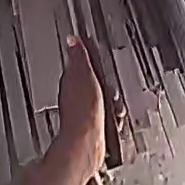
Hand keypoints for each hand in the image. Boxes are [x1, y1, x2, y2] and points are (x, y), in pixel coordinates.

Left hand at [57, 37, 105, 173]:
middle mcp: (74, 96)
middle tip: (110, 90)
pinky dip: (112, 115)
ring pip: (103, 99)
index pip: (81, 63)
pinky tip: (113, 118)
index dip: (92, 60)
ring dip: (111, 102)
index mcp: (70, 80)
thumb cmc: (83, 110)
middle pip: (95, 82)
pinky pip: (106, 115)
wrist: (86, 145)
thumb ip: (79, 56)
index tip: (99, 59)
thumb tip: (72, 38)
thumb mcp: (84, 74)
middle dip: (107, 85)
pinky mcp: (92, 125)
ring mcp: (83, 111)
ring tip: (113, 107)